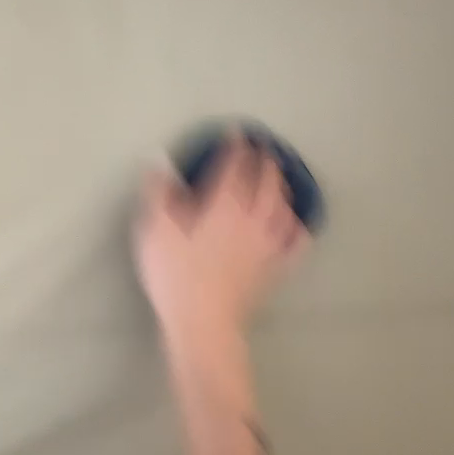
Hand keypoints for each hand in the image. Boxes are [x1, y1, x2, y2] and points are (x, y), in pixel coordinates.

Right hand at [134, 135, 306, 342]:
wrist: (203, 322)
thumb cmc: (174, 274)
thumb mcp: (154, 230)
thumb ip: (159, 192)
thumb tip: (159, 161)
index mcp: (224, 203)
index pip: (235, 165)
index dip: (235, 145)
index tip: (235, 132)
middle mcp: (253, 217)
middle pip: (266, 181)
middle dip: (264, 161)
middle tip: (261, 149)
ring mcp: (269, 243)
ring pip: (284, 206)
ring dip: (282, 187)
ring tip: (279, 179)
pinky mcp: (276, 268)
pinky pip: (296, 242)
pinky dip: (298, 228)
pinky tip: (297, 225)